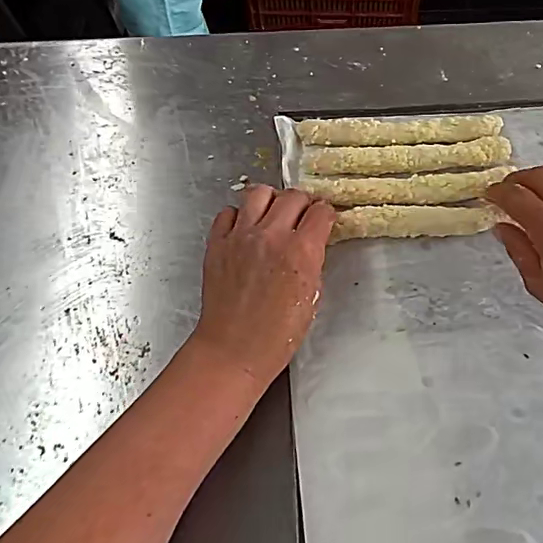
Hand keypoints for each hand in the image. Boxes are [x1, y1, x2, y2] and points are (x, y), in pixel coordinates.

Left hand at [188, 185, 334, 385]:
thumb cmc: (276, 335)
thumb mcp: (311, 297)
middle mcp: (271, 236)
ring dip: (271, 200)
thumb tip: (312, 243)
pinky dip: (239, 215)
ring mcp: (241, 236)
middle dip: (303, 203)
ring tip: (273, 214)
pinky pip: (228, 212)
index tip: (324, 218)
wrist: (234, 350)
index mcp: (301, 251)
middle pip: (293, 196)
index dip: (325, 213)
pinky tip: (246, 229)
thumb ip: (313, 261)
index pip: (320, 211)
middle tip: (302, 215)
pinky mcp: (217, 242)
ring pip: (258, 192)